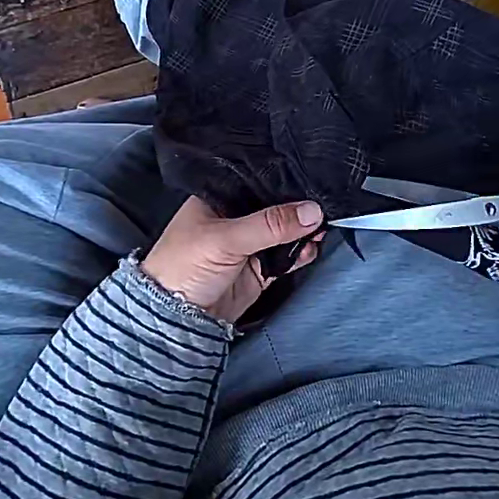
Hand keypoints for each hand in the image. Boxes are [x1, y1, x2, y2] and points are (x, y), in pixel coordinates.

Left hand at [140, 197, 323, 321]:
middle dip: (300, 208)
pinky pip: (287, 256)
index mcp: (220, 198)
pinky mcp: (259, 268)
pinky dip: (301, 253)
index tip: (311, 179)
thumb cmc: (182, 267)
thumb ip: (270, 224)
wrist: (174, 319)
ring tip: (321, 228)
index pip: (258, 180)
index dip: (284, 180)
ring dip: (304, 231)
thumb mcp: (226, 238)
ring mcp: (249, 244)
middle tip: (323, 206)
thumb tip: (311, 211)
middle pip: (276, 206)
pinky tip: (311, 248)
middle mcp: (236, 217)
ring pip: (285, 232)